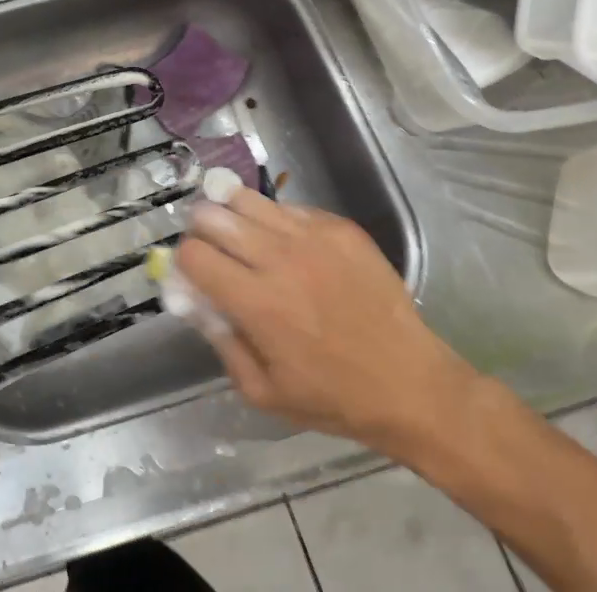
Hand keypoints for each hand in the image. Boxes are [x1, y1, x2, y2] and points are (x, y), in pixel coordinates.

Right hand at [176, 190, 481, 456]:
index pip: (192, 253)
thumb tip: (190, 300)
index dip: (184, 263)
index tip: (194, 277)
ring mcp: (314, 238)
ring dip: (234, 217)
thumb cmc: (332, 397)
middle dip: (201, 232)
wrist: (413, 386)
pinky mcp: (342, 230)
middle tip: (213, 252)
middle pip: (212, 215)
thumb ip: (218, 340)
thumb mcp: (261, 391)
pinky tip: (288, 247)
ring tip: (245, 240)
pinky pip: (290, 208)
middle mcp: (281, 260)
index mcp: (257, 303)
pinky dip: (276, 222)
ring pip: (247, 200)